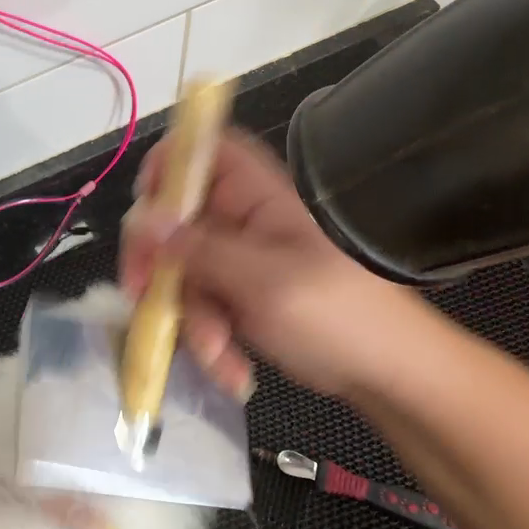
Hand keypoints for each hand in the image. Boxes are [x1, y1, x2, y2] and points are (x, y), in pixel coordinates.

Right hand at [120, 128, 432, 397]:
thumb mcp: (266, 284)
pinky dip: (204, 339)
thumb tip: (143, 218)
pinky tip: (230, 368)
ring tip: (218, 355)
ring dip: (187, 318)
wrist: (388, 379)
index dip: (170, 163)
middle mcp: (239, 221)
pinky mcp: (230, 297)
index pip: (206, 150)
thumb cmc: (343, 319)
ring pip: (175, 272)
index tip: (148, 204)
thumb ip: (201, 250)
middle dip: (154, 262)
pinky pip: (193, 306)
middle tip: (140, 294)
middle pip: (170, 217)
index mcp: (258, 198)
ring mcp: (233, 261)